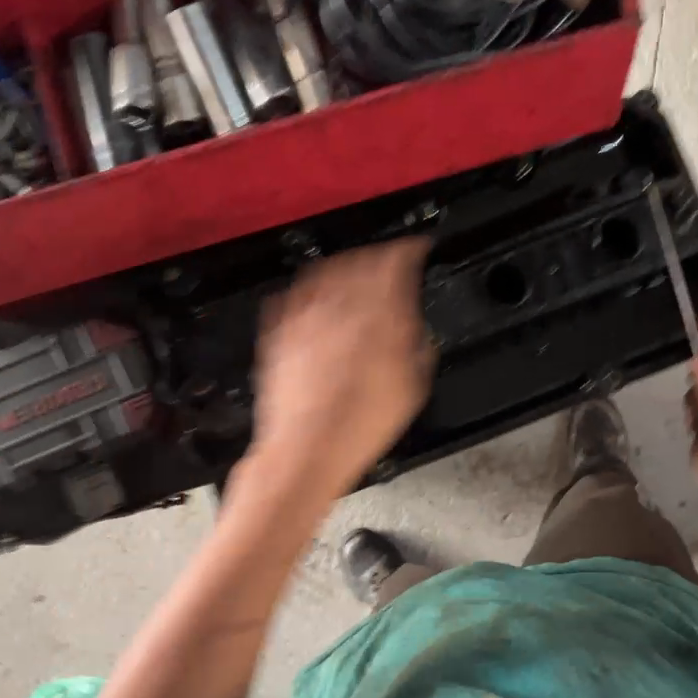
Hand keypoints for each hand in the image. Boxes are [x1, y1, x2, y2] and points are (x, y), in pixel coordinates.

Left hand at [246, 237, 435, 498]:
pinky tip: (314, 294)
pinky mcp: (279, 334)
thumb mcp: (412, 387)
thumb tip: (414, 325)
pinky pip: (292, 295)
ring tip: (354, 270)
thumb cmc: (359, 427)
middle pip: (360, 260)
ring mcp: (305, 318)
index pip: (396, 261)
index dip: (410, 249)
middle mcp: (339, 308)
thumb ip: (416, 344)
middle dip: (378, 255)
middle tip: (390, 259)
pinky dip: (308, 288)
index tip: (418, 247)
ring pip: (325, 271)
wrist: (307, 450)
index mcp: (379, 316)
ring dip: (344, 265)